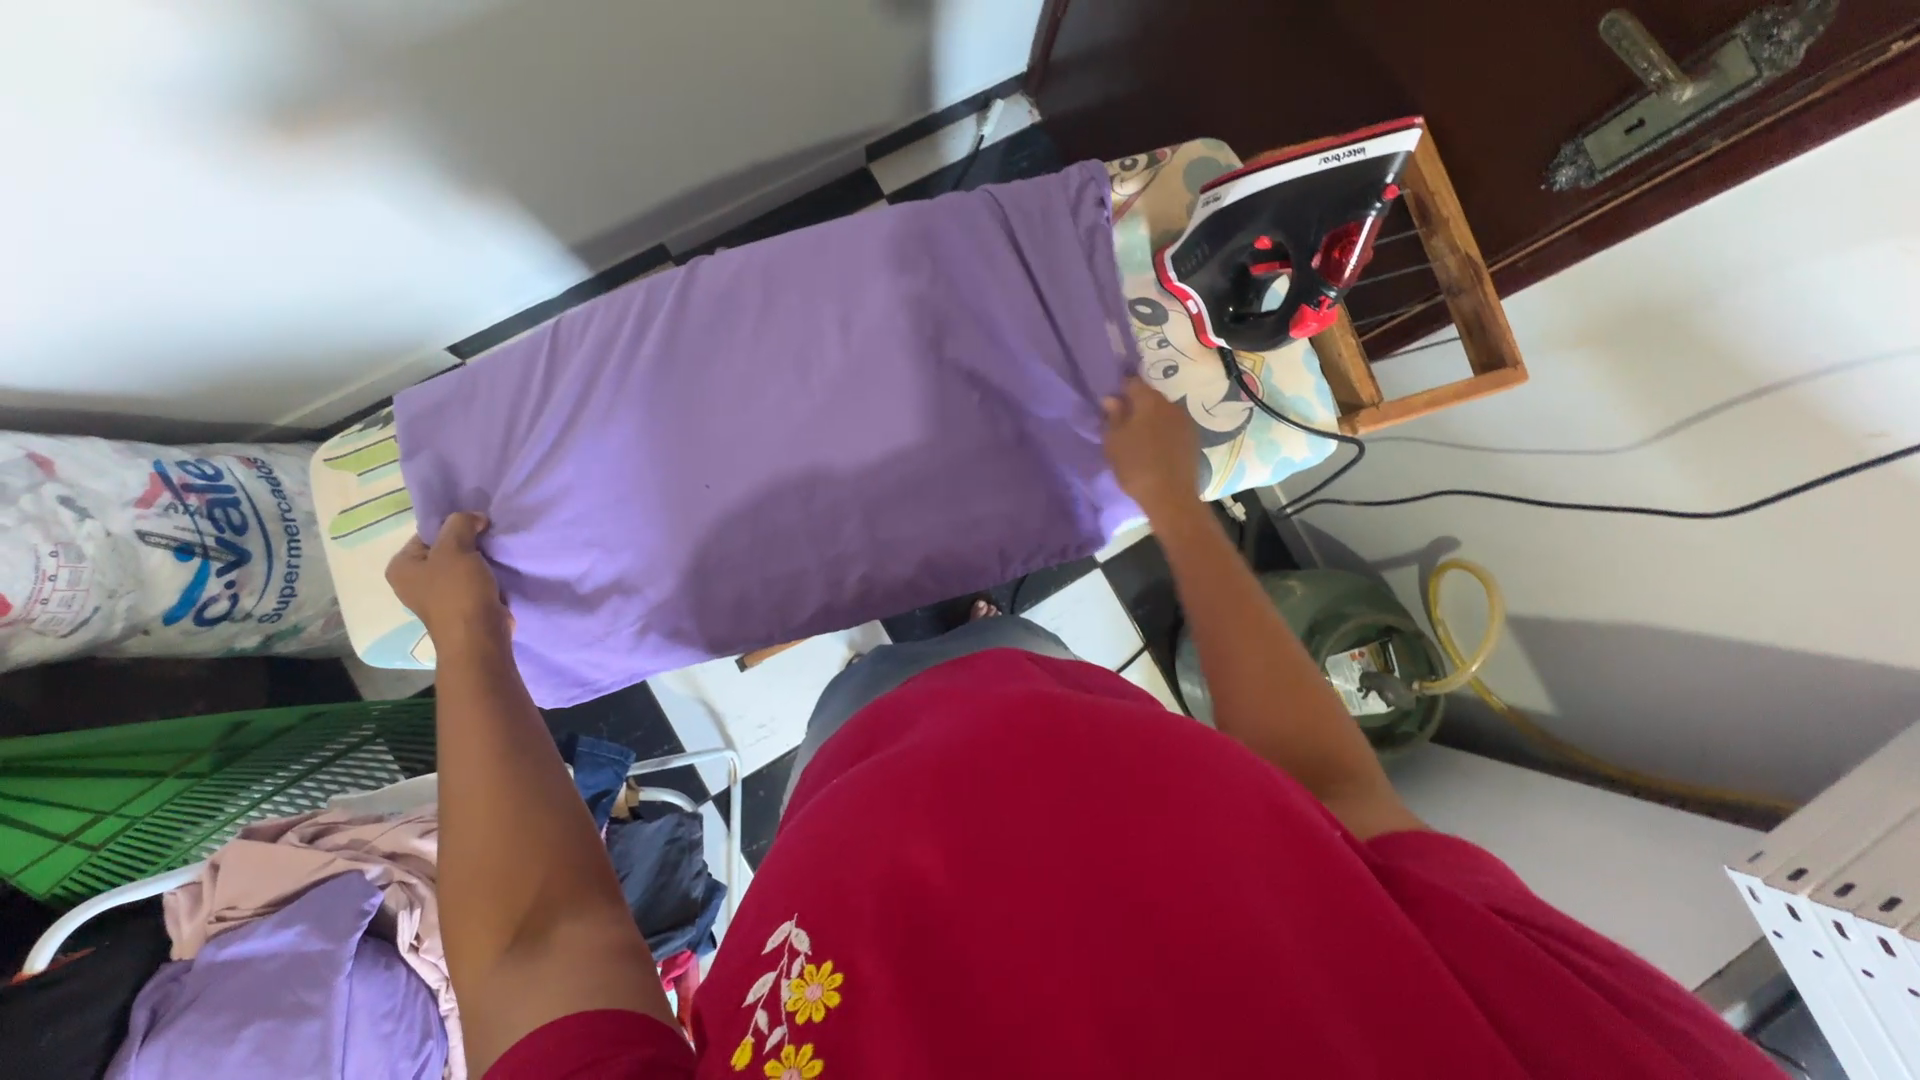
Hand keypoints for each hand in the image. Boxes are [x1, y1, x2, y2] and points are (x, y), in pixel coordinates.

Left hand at [386, 512, 510, 647]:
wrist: (479, 636)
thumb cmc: (458, 590)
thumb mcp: (456, 547)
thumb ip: (461, 523)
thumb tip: (475, 517)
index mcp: (401, 567)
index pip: (428, 534)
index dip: (454, 527)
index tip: (477, 527)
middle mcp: (414, 582)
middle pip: (445, 550)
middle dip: (469, 544)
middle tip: (489, 540)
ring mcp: (437, 597)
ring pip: (462, 566)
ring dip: (480, 561)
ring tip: (496, 557)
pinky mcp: (460, 607)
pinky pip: (473, 583)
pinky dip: (486, 577)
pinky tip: (498, 575)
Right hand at [1102, 376, 1200, 517]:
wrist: (1171, 496)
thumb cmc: (1136, 466)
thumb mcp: (1114, 442)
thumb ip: (1113, 417)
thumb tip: (1111, 399)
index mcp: (1149, 401)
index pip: (1133, 382)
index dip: (1121, 388)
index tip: (1112, 400)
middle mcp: (1171, 405)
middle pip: (1150, 396)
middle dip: (1137, 404)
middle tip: (1123, 420)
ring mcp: (1185, 421)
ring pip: (1163, 412)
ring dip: (1152, 418)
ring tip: (1139, 435)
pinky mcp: (1193, 438)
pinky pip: (1173, 426)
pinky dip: (1163, 431)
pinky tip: (1156, 446)